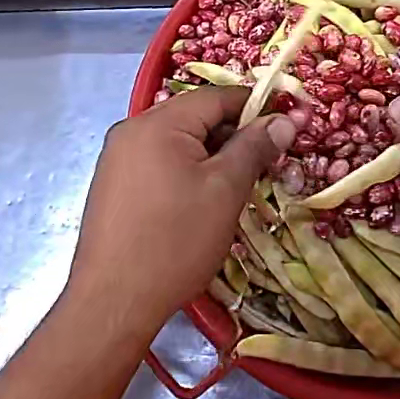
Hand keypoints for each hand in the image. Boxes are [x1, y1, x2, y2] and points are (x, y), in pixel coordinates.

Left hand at [65, 87, 295, 334]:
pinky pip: (158, 163)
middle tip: (266, 163)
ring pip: (177, 142)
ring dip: (211, 156)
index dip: (255, 106)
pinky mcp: (113, 186)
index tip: (286, 125)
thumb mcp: (225, 190)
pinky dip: (186, 171)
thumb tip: (284, 119)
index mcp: (157, 124)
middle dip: (233, 134)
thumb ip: (254, 147)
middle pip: (194, 117)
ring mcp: (116, 159)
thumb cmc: (175, 241)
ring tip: (237, 186)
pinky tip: (201, 201)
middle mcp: (130, 131)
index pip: (216, 97)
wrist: (113, 301)